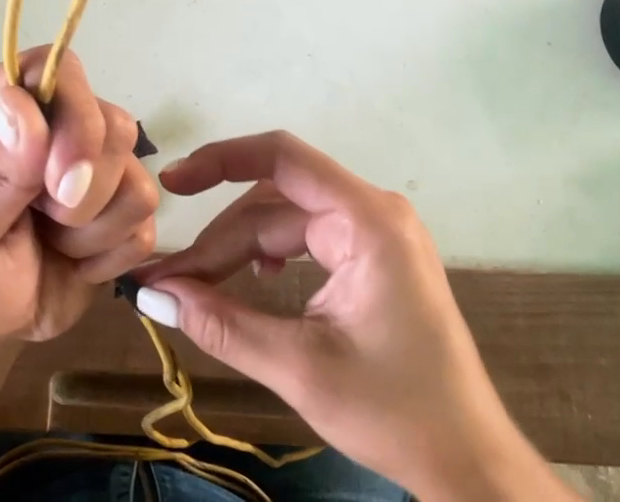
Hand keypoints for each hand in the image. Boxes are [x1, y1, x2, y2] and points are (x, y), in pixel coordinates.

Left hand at [0, 48, 157, 363]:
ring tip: (52, 241)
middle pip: (108, 118)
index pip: (49, 67)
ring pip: (135, 168)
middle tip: (48, 218)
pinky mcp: (117, 209)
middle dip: (85, 183)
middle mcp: (46, 127)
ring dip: (93, 224)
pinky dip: (110, 251)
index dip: (70, 110)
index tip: (57, 176)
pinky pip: (146, 217)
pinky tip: (75, 261)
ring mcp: (87, 167)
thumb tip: (24, 106)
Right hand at [133, 132, 568, 498]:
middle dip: (219, 240)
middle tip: (167, 282)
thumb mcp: (300, 368)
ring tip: (194, 289)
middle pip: (273, 202)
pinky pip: (303, 240)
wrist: (468, 461)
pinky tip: (249, 281)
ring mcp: (373, 234)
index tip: (172, 185)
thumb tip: (151, 295)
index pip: (283, 158)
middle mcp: (371, 213)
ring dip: (236, 252)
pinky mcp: (369, 258)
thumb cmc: (397, 412)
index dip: (220, 160)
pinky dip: (265, 257)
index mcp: (368, 221)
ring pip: (282, 222)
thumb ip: (222, 324)